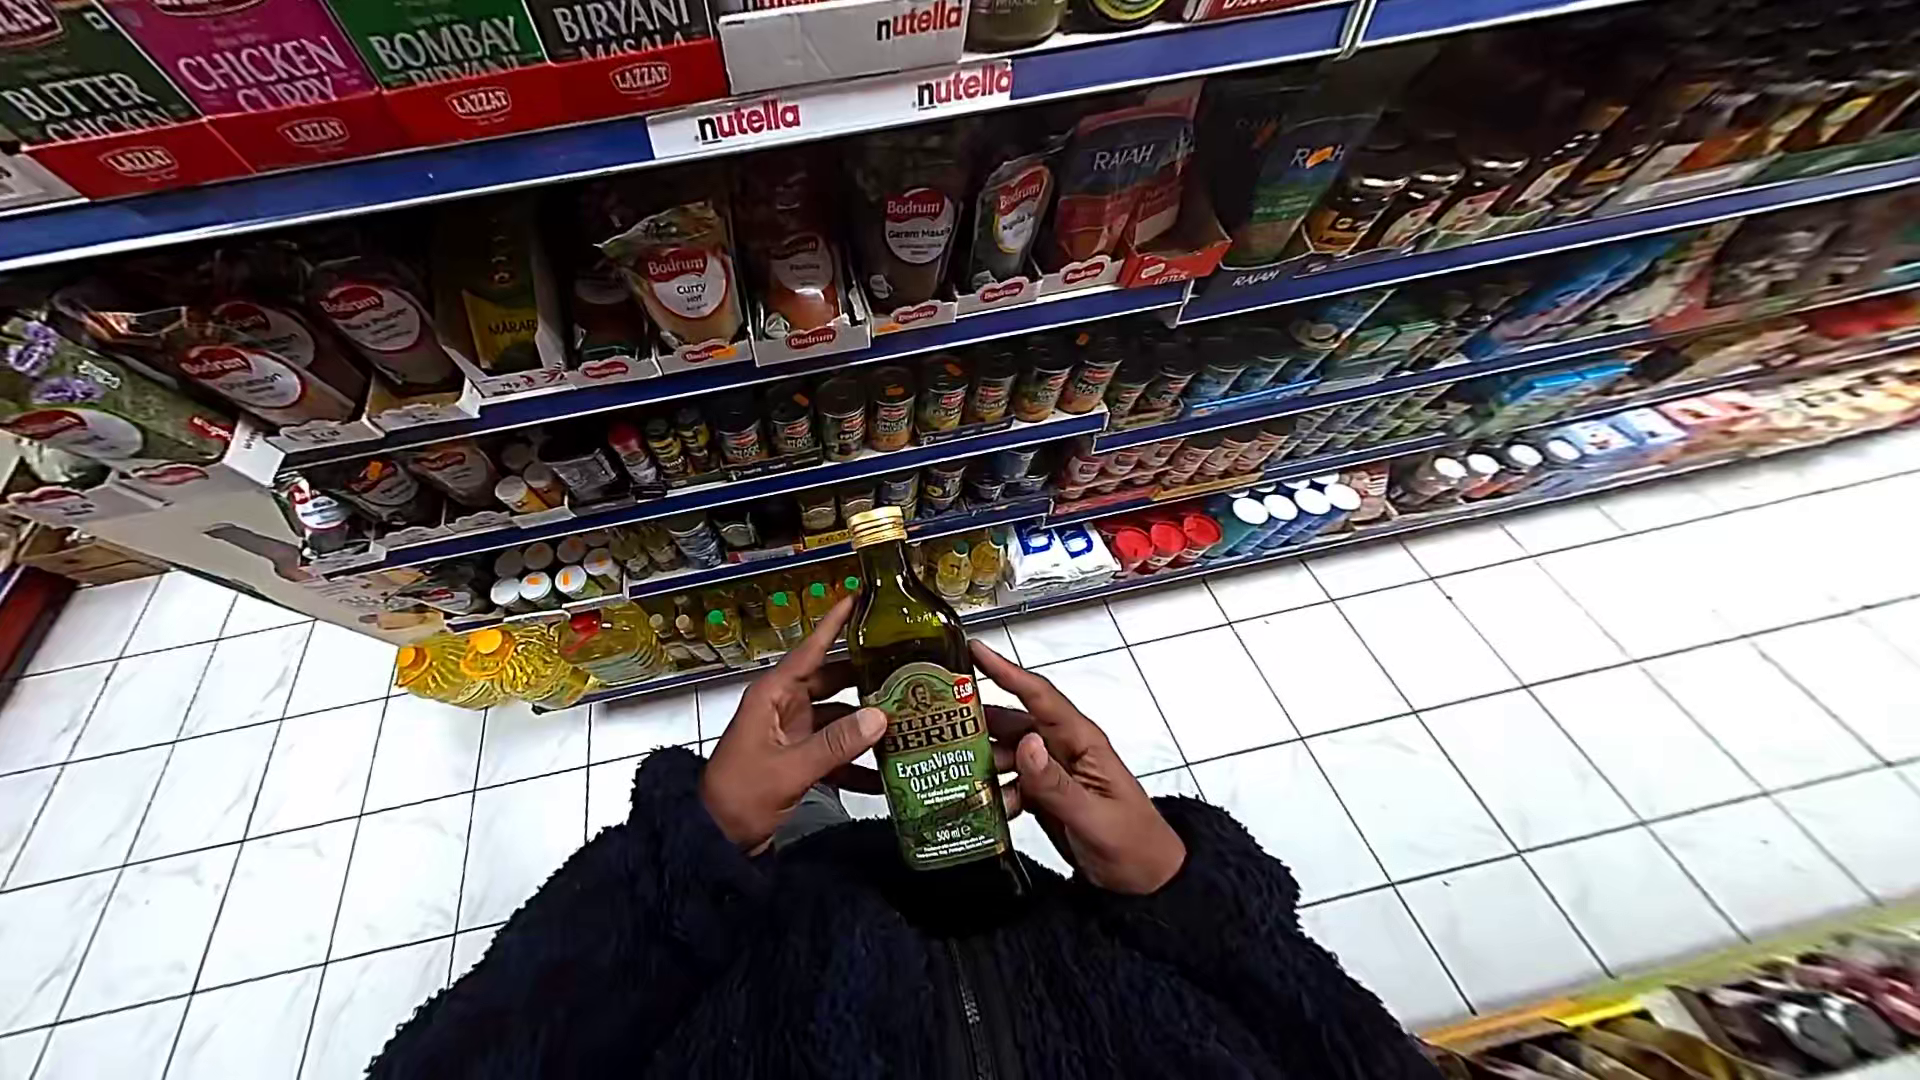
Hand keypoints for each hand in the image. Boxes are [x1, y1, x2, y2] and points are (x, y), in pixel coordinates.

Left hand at [699, 597, 885, 853]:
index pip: (810, 650)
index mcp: (774, 695)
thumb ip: (836, 744)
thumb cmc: (739, 796)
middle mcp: (786, 707)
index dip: (833, 623)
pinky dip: (856, 762)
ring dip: (866, 724)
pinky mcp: (800, 760)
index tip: (858, 598)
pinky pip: (835, 752)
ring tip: (907, 720)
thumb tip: (881, 716)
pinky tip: (885, 774)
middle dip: (867, 679)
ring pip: (839, 718)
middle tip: (905, 670)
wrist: (711, 844)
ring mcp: (794, 734)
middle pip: (833, 682)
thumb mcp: (788, 769)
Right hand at [971, 641, 1185, 894]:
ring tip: (954, 768)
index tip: (975, 651)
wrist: (1148, 886)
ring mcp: (1052, 771)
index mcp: (1081, 740)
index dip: (1006, 671)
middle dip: (979, 718)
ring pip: (1007, 752)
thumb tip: (1024, 744)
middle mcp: (1063, 748)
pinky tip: (981, 804)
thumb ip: (1056, 783)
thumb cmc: (1135, 846)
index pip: (1039, 696)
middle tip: (941, 718)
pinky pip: (1009, 781)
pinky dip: (993, 790)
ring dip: (983, 760)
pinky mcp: (1043, 793)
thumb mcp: (1094, 817)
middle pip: (1014, 721)